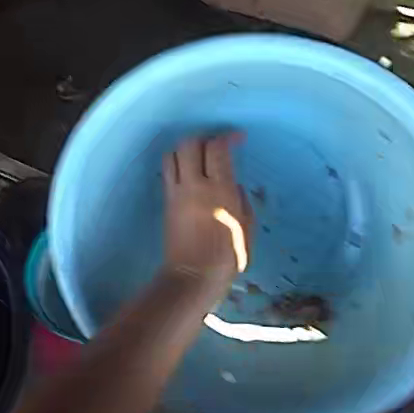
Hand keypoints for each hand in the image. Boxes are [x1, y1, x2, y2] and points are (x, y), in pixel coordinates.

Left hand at [161, 133, 249, 298]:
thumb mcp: (247, 228)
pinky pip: (168, 171)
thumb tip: (233, 183)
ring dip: (186, 148)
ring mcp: (176, 192)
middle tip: (216, 144)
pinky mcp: (166, 201)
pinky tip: (188, 170)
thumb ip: (241, 201)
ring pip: (173, 153)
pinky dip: (177, 162)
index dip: (227, 137)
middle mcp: (195, 185)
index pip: (217, 148)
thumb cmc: (227, 257)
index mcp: (220, 190)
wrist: (193, 276)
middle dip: (204, 137)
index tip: (237, 138)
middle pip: (190, 143)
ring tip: (199, 155)